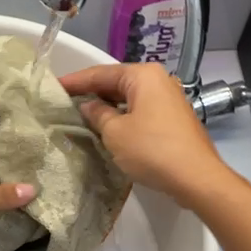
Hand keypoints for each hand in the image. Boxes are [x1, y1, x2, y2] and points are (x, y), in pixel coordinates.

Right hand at [60, 63, 232, 203]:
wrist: (196, 177)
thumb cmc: (152, 149)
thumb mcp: (115, 133)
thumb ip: (98, 114)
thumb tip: (89, 106)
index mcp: (143, 75)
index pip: (101, 73)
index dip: (75, 81)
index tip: (54, 86)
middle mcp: (158, 80)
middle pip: (117, 82)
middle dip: (92, 92)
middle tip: (65, 101)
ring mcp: (169, 99)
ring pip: (130, 98)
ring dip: (107, 106)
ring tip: (82, 115)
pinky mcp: (174, 119)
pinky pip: (141, 111)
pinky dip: (123, 116)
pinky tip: (108, 127)